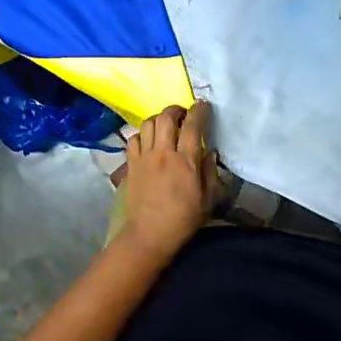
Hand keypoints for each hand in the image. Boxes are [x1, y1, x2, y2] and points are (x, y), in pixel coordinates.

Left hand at [117, 101, 218, 257]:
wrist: (149, 234)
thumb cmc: (183, 219)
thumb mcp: (207, 200)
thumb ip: (209, 172)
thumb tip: (209, 151)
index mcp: (185, 162)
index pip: (192, 126)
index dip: (199, 111)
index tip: (203, 106)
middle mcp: (163, 153)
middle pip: (166, 117)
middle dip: (176, 109)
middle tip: (184, 115)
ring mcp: (144, 157)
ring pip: (148, 124)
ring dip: (159, 119)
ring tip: (166, 125)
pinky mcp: (130, 164)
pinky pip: (133, 138)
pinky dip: (142, 134)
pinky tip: (149, 141)